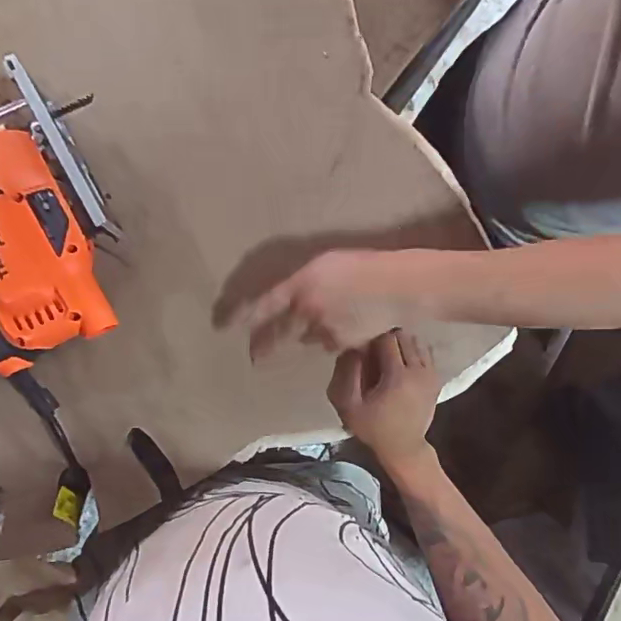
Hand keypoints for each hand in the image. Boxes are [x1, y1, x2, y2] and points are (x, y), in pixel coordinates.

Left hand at [236, 249, 421, 358]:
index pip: (261, 304)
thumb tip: (286, 299)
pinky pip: (327, 344)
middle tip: (253, 356)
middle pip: (277, 335)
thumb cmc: (363, 266)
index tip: (222, 326)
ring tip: (331, 316)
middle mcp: (305, 311)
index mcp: (299, 285)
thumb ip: (301, 282)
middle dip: (263, 346)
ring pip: (306, 337)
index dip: (239, 315)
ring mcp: (323, 332)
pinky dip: (331, 336)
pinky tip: (348, 322)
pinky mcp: (340, 346)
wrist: (399, 287)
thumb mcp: (324, 263)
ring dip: (308, 332)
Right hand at [326, 329, 440, 465]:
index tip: (364, 351)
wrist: (404, 448)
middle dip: (387, 340)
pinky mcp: (436, 379)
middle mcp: (419, 369)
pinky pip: (426, 353)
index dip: (372, 340)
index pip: (386, 338)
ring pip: (416, 342)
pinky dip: (413, 353)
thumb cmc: (373, 428)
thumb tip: (352, 348)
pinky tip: (401, 366)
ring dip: (401, 345)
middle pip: (403, 336)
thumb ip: (348, 374)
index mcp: (397, 375)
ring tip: (388, 360)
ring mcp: (431, 374)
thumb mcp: (350, 406)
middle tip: (374, 355)